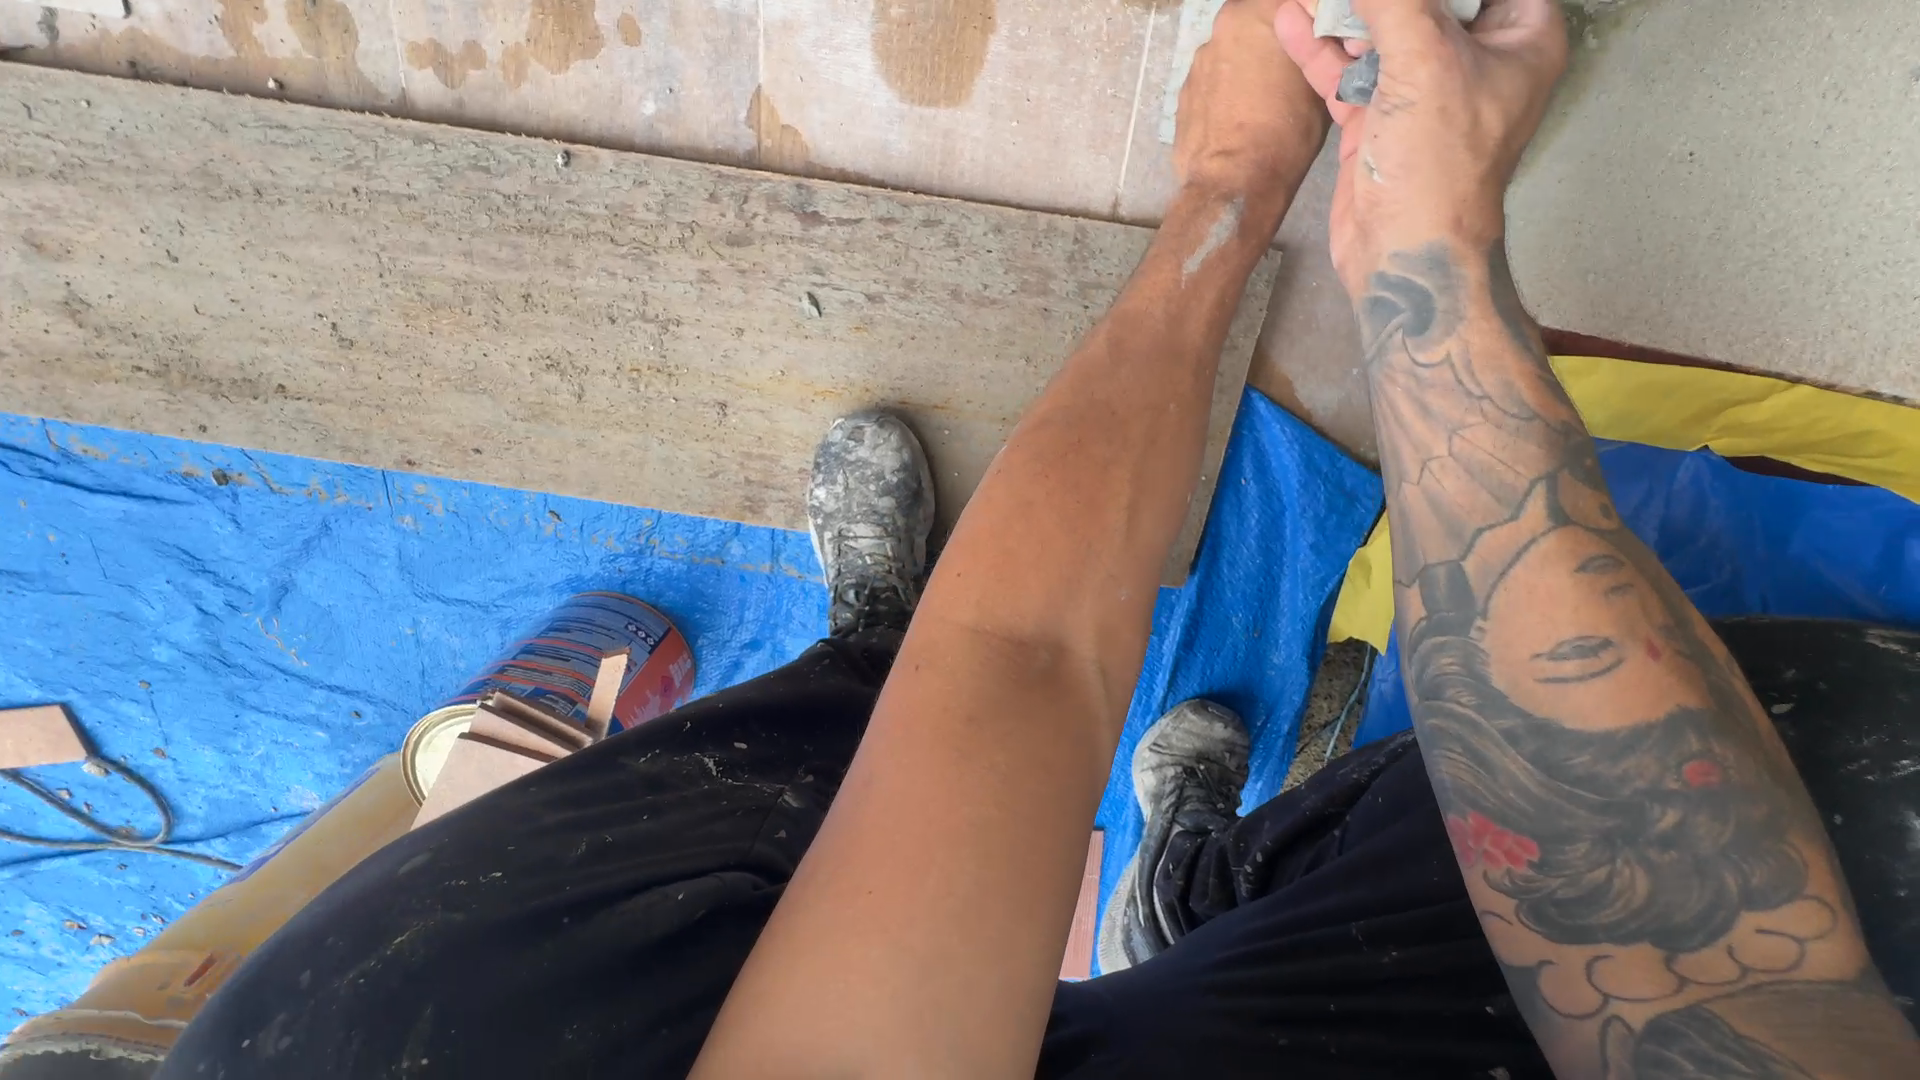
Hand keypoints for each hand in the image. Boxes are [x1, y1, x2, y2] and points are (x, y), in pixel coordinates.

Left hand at [1173, 0, 1331, 219]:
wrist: (1231, 184)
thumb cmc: (1286, 131)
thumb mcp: (1319, 80)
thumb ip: (1313, 45)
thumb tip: (1314, 38)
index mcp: (1261, 9)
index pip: (1287, 2)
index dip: (1299, 16)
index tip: (1309, 36)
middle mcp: (1224, 26)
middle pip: (1253, 20)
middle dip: (1269, 39)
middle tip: (1286, 70)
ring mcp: (1197, 62)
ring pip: (1229, 53)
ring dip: (1244, 67)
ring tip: (1260, 102)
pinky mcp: (1181, 96)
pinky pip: (1210, 85)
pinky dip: (1224, 95)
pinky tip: (1236, 120)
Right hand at [1275, 0, 1566, 293]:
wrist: (1403, 249)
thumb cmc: (1435, 157)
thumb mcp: (1423, 61)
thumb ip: (1394, 3)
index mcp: (1519, 35)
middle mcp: (1473, 60)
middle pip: (1425, 3)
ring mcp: (1420, 94)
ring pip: (1380, 36)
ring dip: (1342, 13)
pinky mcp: (1377, 124)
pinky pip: (1349, 75)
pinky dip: (1322, 51)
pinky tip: (1291, 23)